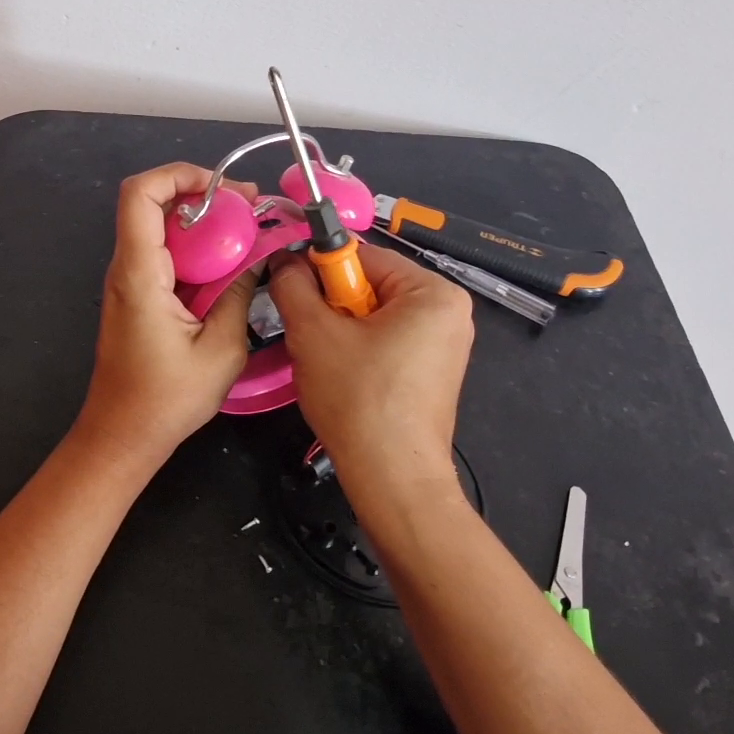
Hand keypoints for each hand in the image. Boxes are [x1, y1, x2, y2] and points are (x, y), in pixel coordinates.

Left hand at [72, 163, 259, 470]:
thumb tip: (259, 257)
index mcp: (140, 274)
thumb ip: (240, 295)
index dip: (179, 174)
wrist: (123, 435)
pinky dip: (197, 252)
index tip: (224, 188)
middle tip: (251, 211)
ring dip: (204, 226)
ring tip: (248, 236)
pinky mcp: (137, 298)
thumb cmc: (166, 399)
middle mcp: (127, 269)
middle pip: (155, 206)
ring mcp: (129, 283)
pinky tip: (230, 269)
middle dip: (205, 198)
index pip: (141, 194)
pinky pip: (166, 257)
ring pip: (163, 231)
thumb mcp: (221, 349)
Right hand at [267, 245, 474, 497]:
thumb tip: (284, 260)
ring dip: (340, 332)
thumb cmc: (358, 398)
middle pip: (370, 287)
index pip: (363, 256)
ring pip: (373, 318)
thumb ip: (294, 285)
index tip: (291, 291)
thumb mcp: (313, 333)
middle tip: (308, 335)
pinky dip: (357, 352)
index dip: (320, 270)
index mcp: (433, 292)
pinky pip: (386, 343)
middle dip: (331, 307)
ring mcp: (444, 346)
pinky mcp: (432, 374)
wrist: (391, 477)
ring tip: (324, 361)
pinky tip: (342, 377)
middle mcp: (449, 313)